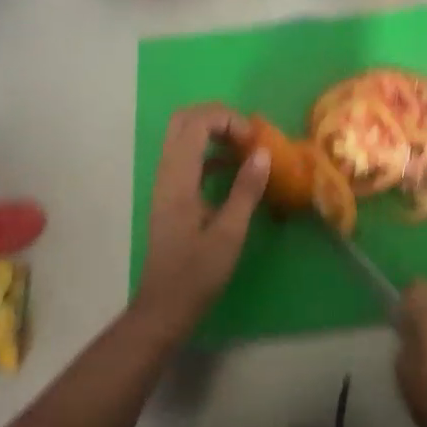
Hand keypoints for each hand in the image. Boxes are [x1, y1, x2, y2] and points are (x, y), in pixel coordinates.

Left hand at [132, 103, 270, 340]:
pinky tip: (235, 169)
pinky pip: (189, 157)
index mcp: (178, 179)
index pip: (196, 123)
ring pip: (184, 136)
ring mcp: (166, 184)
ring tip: (247, 149)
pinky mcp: (171, 195)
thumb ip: (245, 190)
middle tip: (248, 136)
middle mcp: (167, 173)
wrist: (163, 308)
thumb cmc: (196, 275)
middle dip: (219, 118)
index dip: (228, 120)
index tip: (254, 142)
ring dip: (215, 132)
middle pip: (184, 120)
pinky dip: (211, 152)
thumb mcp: (229, 234)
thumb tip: (263, 153)